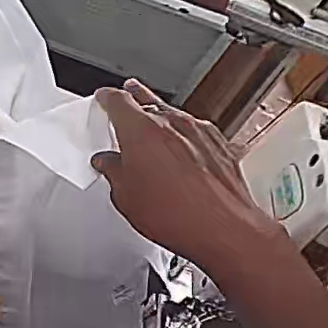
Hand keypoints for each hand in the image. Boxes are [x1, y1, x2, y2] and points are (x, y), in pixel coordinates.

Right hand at [90, 80, 291, 284]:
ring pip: (174, 115)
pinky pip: (197, 132)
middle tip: (127, 100)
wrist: (223, 229)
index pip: (118, 101)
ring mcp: (199, 131)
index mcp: (140, 129)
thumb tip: (109, 163)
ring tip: (152, 134)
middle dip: (135, 99)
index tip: (104, 99)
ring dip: (161, 119)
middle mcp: (172, 122)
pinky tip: (181, 154)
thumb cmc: (176, 214)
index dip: (107, 98)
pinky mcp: (220, 144)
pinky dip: (185, 137)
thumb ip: (113, 171)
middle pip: (148, 100)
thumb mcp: (126, 196)